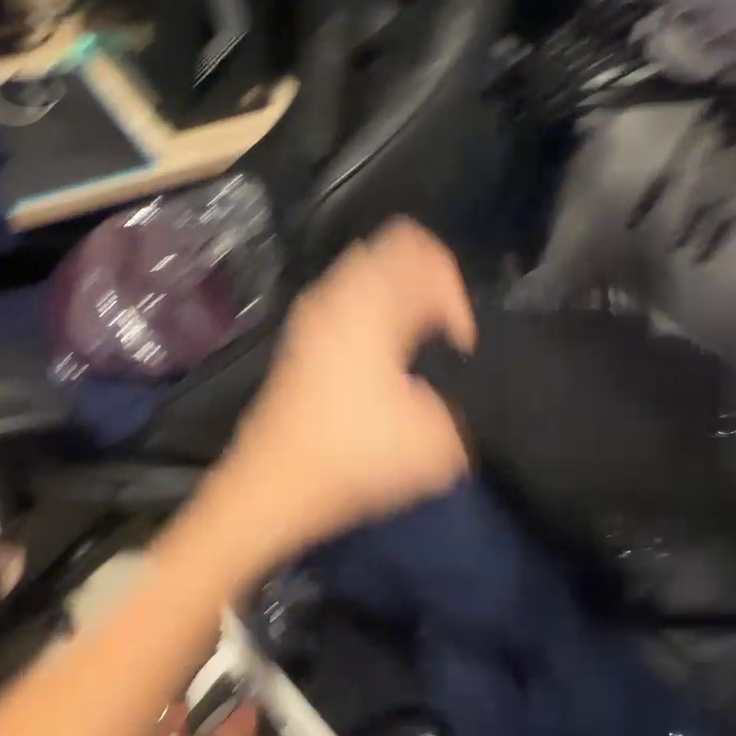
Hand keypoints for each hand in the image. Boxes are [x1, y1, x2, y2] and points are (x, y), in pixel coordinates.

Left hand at [204, 219, 476, 567]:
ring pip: (363, 279)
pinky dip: (369, 321)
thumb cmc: (355, 456)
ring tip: (415, 351)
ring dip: (397, 303)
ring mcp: (310, 319)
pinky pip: (343, 307)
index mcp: (370, 304)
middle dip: (425, 287)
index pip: (420, 250)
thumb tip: (454, 388)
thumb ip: (461, 397)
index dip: (453, 288)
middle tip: (442, 336)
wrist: (274, 486)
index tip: (459, 341)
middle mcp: (335, 297)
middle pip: (389, 253)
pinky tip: (380, 368)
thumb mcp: (438, 439)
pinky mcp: (298, 345)